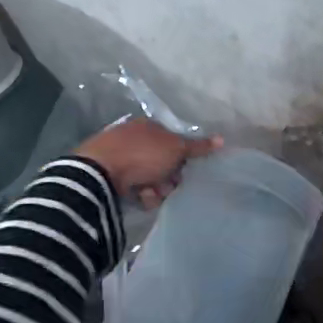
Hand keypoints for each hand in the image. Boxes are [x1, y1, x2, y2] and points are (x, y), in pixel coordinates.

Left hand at [73, 119, 220, 208]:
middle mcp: (133, 138)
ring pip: (149, 176)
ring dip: (156, 188)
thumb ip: (198, 146)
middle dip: (169, 177)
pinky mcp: (109, 174)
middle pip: (161, 161)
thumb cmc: (142, 154)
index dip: (181, 157)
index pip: (172, 141)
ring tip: (151, 194)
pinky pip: (133, 186)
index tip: (184, 170)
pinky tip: (139, 197)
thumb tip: (222, 139)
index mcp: (148, 126)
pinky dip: (140, 193)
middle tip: (168, 185)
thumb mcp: (175, 148)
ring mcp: (119, 156)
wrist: (100, 171)